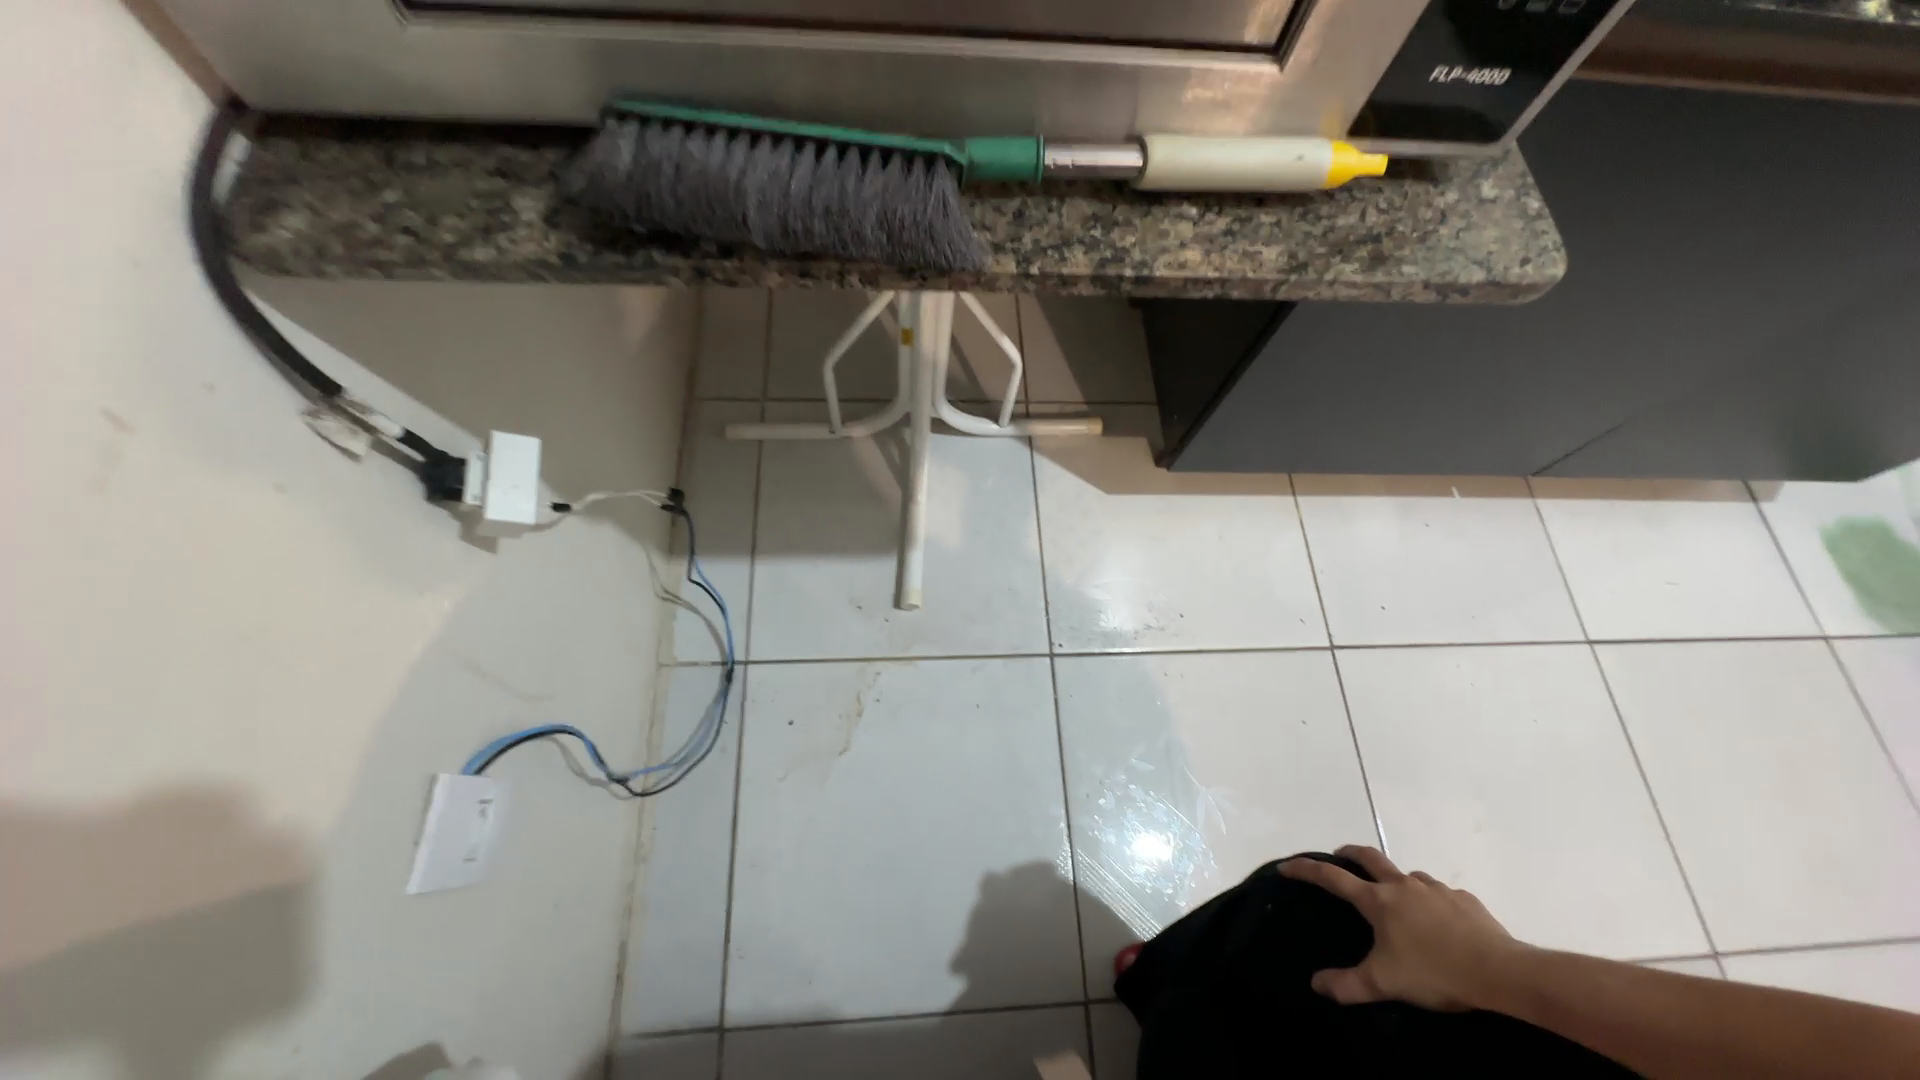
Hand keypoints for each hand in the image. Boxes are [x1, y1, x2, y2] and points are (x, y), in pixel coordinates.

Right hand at [1280, 845, 1529, 1011]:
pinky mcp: (1465, 900)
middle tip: (1340, 855)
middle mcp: (1403, 886)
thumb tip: (1316, 985)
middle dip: (1349, 853)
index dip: (1307, 870)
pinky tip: (1439, 920)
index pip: (1332, 878)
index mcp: (1378, 901)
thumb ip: (1347, 985)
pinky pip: (1440, 894)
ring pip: (1407, 875)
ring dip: (1395, 879)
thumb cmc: (1435, 972)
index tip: (1287, 866)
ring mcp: (1436, 890)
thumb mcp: (1384, 984)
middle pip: (1369, 857)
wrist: (1501, 972)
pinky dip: (1431, 900)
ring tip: (1396, 898)